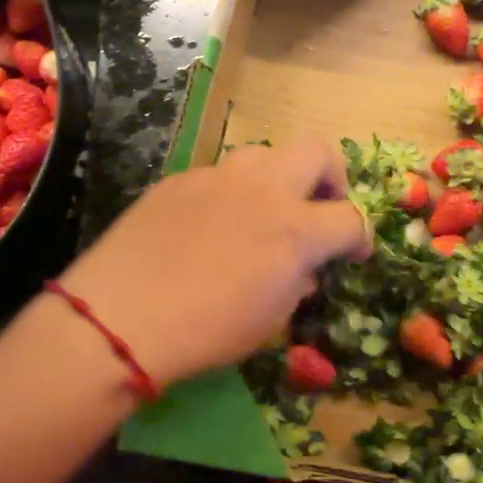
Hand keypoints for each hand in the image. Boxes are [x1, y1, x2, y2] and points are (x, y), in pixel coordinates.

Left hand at [48, 137, 371, 389]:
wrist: (122, 316)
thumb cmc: (208, 331)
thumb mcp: (271, 319)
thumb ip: (297, 282)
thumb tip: (303, 267)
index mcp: (297, 228)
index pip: (351, 217)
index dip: (361, 237)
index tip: (354, 254)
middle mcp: (264, 188)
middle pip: (318, 151)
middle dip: (332, 177)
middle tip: (320, 208)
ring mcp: (218, 177)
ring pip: (265, 154)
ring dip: (278, 179)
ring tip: (263, 213)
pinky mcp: (179, 180)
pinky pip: (218, 176)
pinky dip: (230, 195)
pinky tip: (209, 228)